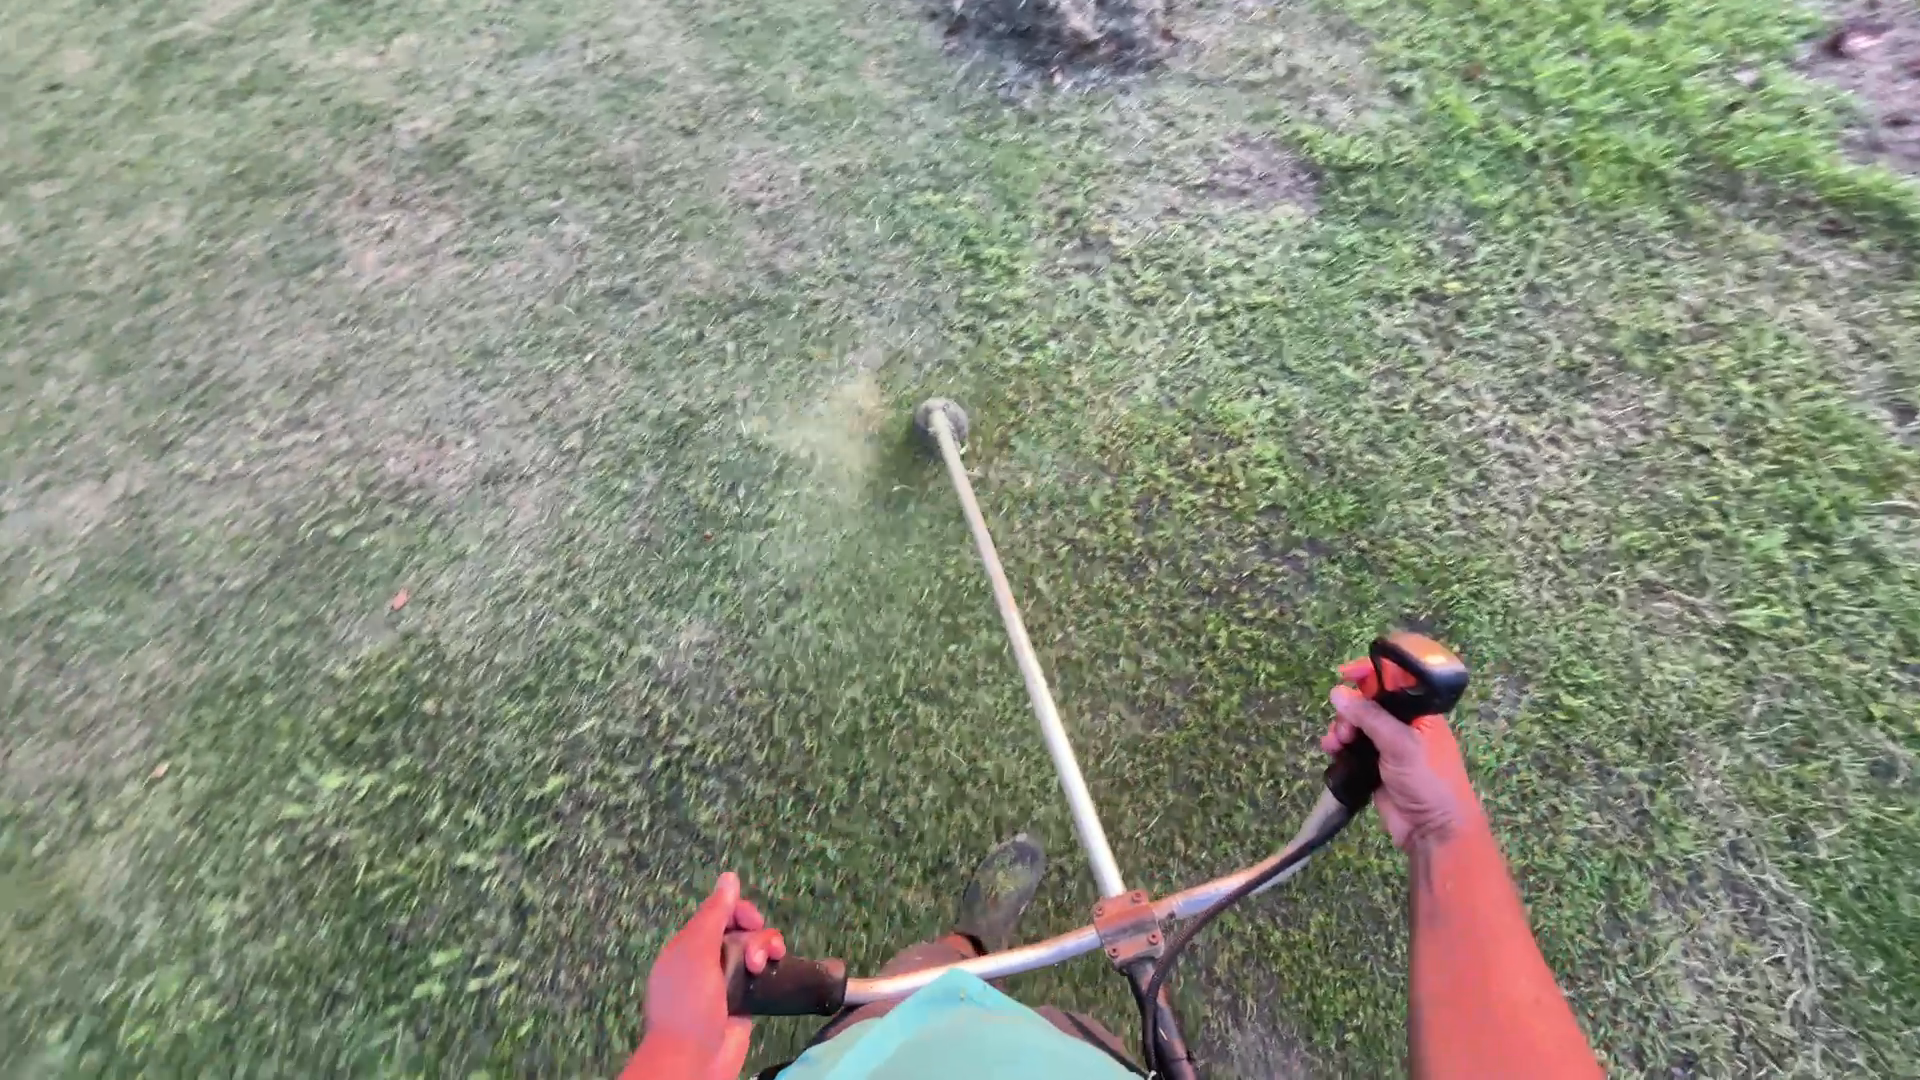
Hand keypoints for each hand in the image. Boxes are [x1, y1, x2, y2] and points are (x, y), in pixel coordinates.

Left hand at [625, 872, 785, 1079]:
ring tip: (762, 966)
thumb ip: (714, 913)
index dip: (738, 910)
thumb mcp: (696, 951)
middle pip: (740, 929)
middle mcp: (707, 961)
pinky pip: (762, 973)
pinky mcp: (744, 1001)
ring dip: (764, 948)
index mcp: (688, 947)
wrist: (691, 1063)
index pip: (718, 914)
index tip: (751, 920)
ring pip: (754, 948)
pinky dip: (770, 967)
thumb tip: (729, 876)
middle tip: (756, 955)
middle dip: (755, 934)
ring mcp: (726, 982)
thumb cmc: (688, 1003)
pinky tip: (776, 969)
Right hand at [1321, 657, 1464, 852]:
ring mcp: (1387, 745)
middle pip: (1367, 701)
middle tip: (1346, 728)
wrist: (1433, 831)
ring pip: (1355, 723)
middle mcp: (1403, 725)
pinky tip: (1331, 751)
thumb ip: (1370, 716)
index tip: (1345, 674)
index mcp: (1420, 713)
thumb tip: (1337, 691)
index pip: (1394, 679)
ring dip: (1340, 728)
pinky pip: (1350, 745)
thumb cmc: (1429, 782)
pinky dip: (1338, 745)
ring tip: (1336, 744)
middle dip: (1349, 709)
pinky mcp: (1373, 764)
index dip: (1370, 672)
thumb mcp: (1402, 744)